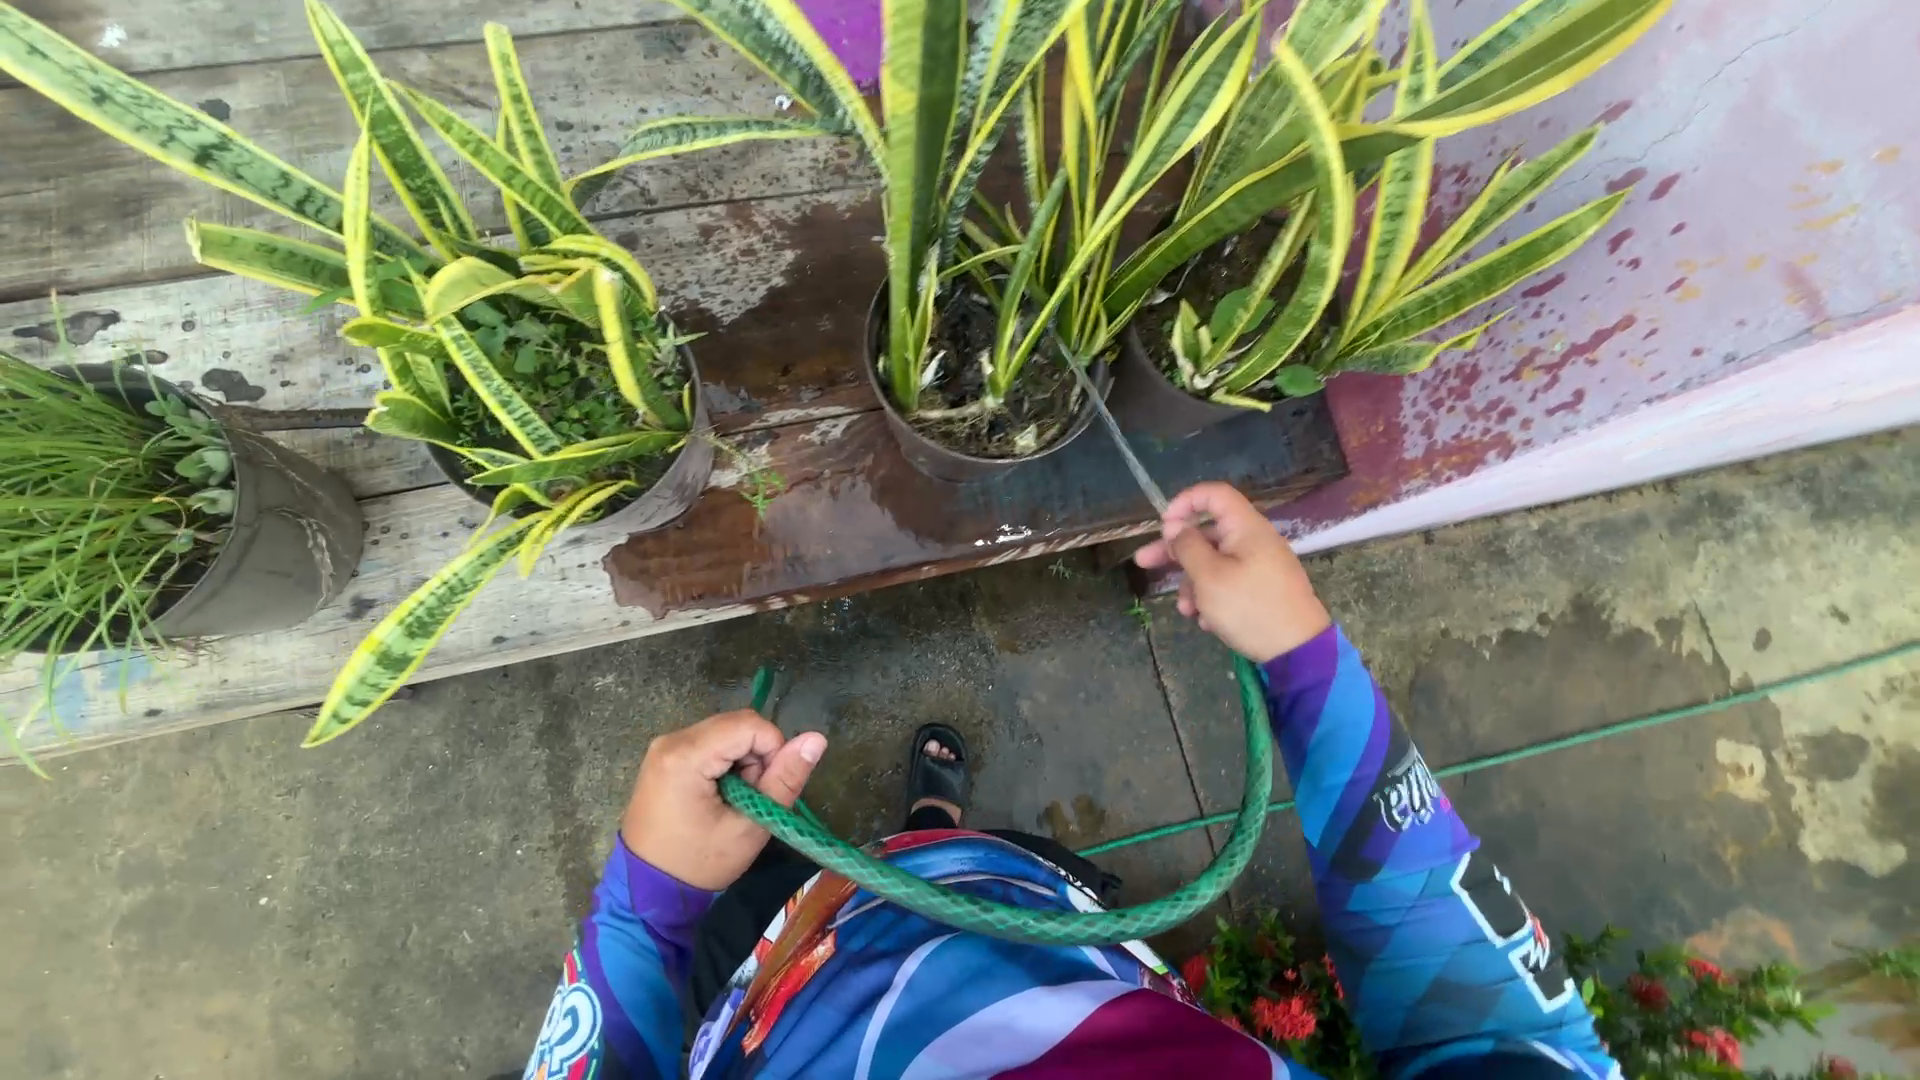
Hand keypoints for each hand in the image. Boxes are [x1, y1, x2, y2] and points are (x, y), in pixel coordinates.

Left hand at [619, 710, 826, 889]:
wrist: (648, 894)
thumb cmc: (700, 863)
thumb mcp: (751, 827)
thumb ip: (785, 779)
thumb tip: (818, 738)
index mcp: (686, 754)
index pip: (751, 725)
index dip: (772, 752)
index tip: (765, 791)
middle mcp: (672, 739)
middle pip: (738, 725)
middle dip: (757, 757)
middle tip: (750, 799)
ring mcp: (665, 746)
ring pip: (727, 732)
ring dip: (743, 760)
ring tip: (734, 800)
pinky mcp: (665, 756)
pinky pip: (710, 742)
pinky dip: (726, 762)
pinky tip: (719, 795)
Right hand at [1132, 482, 1329, 663]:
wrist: (1298, 650)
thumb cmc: (1249, 607)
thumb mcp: (1209, 577)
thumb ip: (1187, 547)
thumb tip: (1175, 527)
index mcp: (1246, 528)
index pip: (1214, 494)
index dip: (1185, 502)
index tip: (1163, 524)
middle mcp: (1254, 541)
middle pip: (1207, 533)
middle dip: (1174, 550)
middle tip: (1144, 563)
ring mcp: (1260, 566)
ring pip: (1214, 562)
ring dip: (1192, 583)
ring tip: (1185, 609)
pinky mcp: (1262, 589)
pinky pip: (1229, 582)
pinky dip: (1211, 596)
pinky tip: (1205, 620)